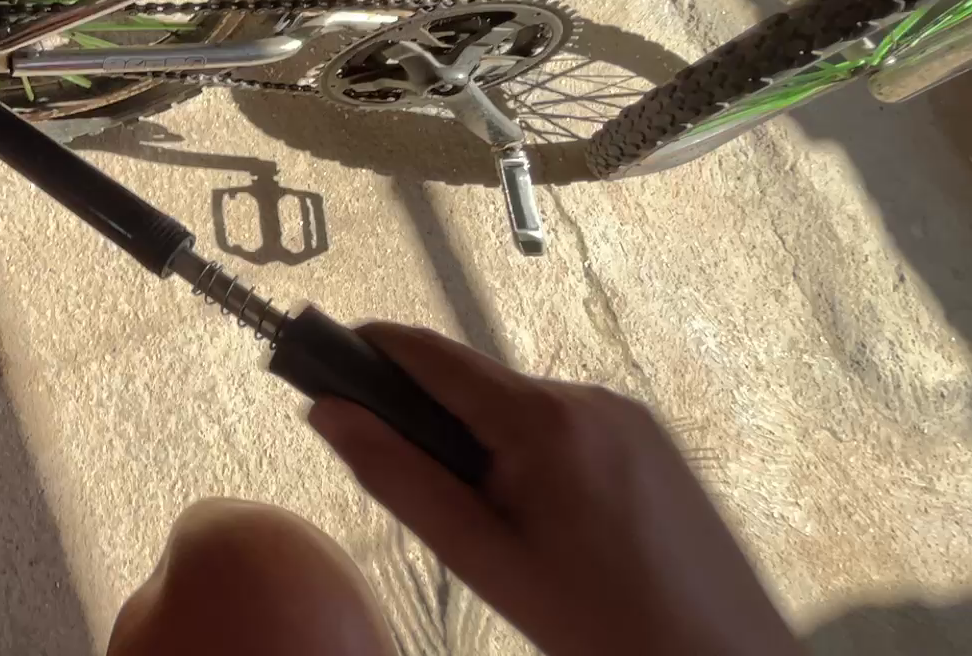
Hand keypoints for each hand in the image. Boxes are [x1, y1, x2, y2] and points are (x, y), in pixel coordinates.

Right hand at [308, 324, 802, 655]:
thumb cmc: (595, 625)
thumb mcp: (479, 557)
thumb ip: (394, 475)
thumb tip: (324, 410)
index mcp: (542, 418)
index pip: (430, 352)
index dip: (372, 346)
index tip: (328, 358)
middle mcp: (586, 395)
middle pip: (470, 377)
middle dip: (423, 404)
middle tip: (406, 463)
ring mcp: (624, 412)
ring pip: (511, 397)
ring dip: (474, 426)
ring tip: (479, 501)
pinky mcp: (647, 434)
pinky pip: (555, 416)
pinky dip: (520, 439)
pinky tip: (535, 502)